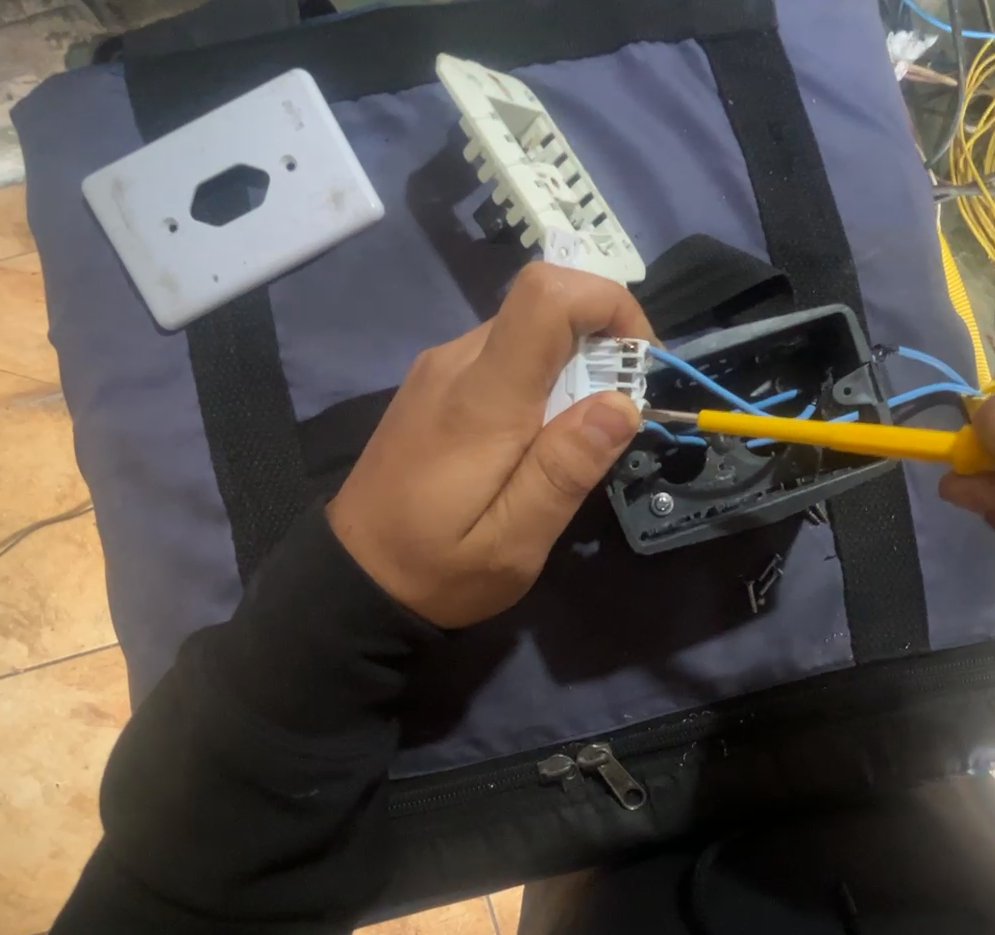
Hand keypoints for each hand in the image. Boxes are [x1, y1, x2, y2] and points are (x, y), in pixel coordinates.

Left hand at [328, 265, 648, 627]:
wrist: (354, 577)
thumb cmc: (438, 569)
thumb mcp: (513, 543)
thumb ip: (564, 471)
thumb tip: (623, 404)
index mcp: (481, 398)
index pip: (547, 296)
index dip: (609, 304)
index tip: (640, 365)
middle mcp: (457, 364)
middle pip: (544, 310)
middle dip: (602, 349)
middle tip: (620, 421)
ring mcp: (440, 370)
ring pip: (527, 333)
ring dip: (574, 369)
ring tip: (580, 439)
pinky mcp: (436, 385)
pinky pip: (504, 357)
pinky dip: (542, 380)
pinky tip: (538, 439)